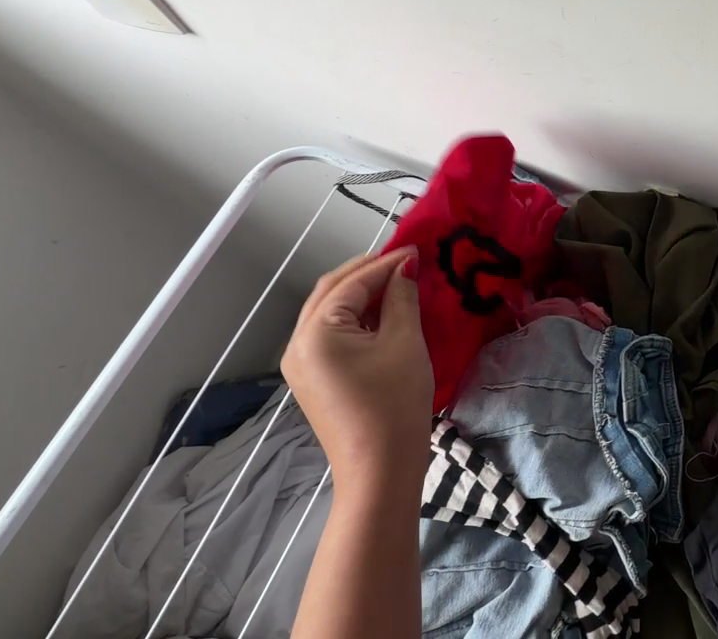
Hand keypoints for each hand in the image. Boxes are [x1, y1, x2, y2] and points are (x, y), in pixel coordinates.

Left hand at [282, 246, 431, 490]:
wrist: (380, 467)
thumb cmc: (394, 401)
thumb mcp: (404, 341)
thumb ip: (401, 297)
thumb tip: (405, 266)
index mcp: (315, 332)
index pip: (352, 282)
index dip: (387, 262)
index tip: (419, 249)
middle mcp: (297, 344)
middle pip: (332, 291)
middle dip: (369, 272)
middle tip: (408, 260)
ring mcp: (301, 364)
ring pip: (329, 311)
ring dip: (362, 292)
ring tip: (399, 282)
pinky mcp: (313, 378)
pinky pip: (331, 333)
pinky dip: (356, 316)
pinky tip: (384, 313)